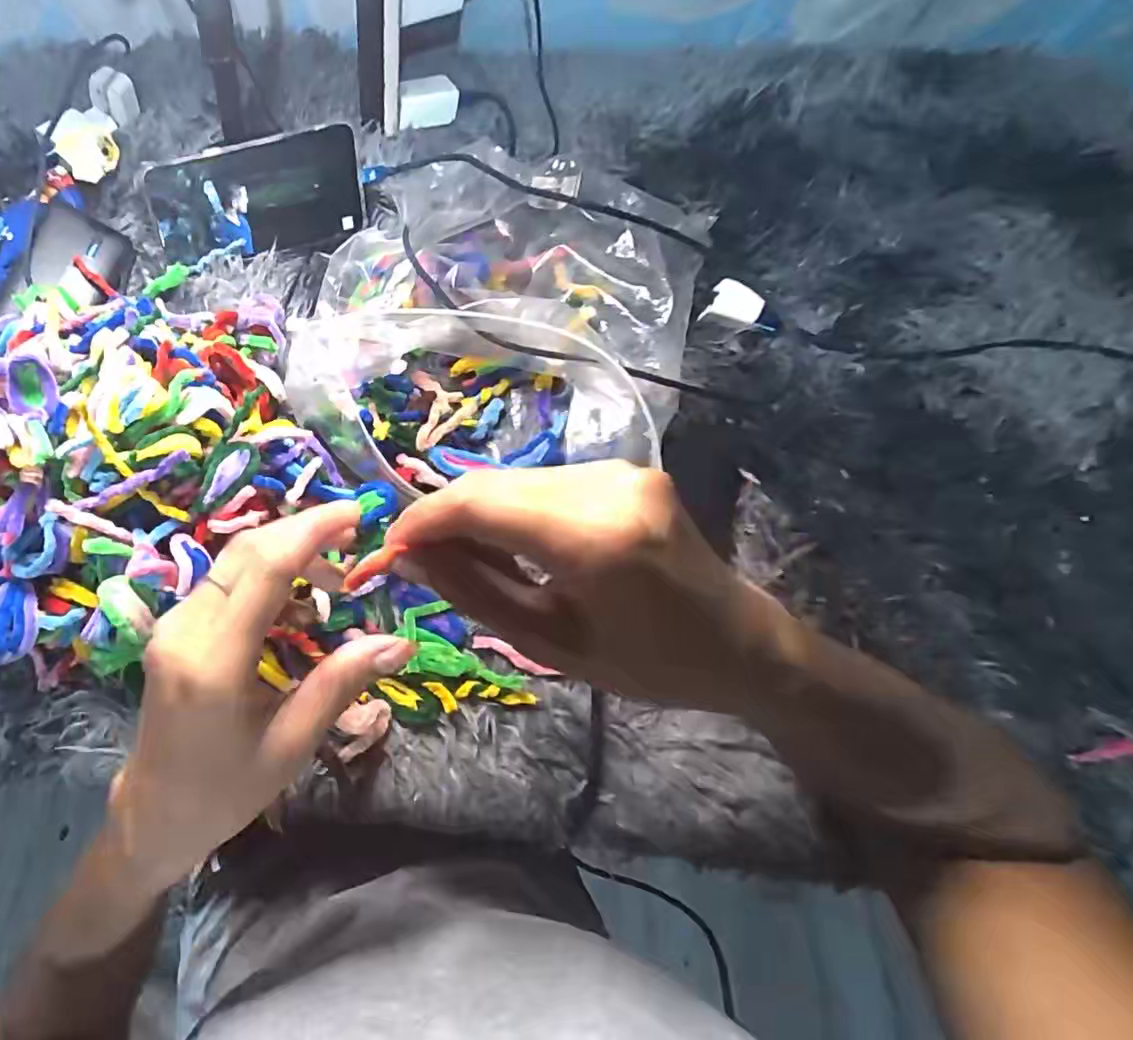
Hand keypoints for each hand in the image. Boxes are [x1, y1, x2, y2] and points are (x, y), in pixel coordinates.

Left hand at [106, 501, 415, 890]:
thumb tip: (399, 641)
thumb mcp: (291, 745)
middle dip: (302, 532)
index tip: (357, 513)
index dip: (312, 530)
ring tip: (334, 582)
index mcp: (213, 660)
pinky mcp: (174, 627)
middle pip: (245, 550)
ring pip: (233, 561)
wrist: (153, 813)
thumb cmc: (225, 791)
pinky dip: (265, 577)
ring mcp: (173, 624)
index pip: (264, 567)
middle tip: (353, 540)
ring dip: (285, 555)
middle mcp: (184, 628)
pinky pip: (223, 583)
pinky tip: (297, 603)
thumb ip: (339, 683)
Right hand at [384, 461, 793, 716]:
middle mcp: (604, 486)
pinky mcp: (620, 469)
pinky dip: (505, 509)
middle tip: (414, 558)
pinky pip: (537, 482)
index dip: (420, 521)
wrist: (743, 644)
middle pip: (487, 484)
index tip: (390, 550)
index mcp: (592, 538)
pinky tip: (504, 542)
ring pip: (508, 480)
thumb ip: (471, 591)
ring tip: (459, 557)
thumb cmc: (647, 663)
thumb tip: (407, 558)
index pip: (476, 505)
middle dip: (439, 517)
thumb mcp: (547, 642)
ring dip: (471, 513)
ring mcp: (616, 470)